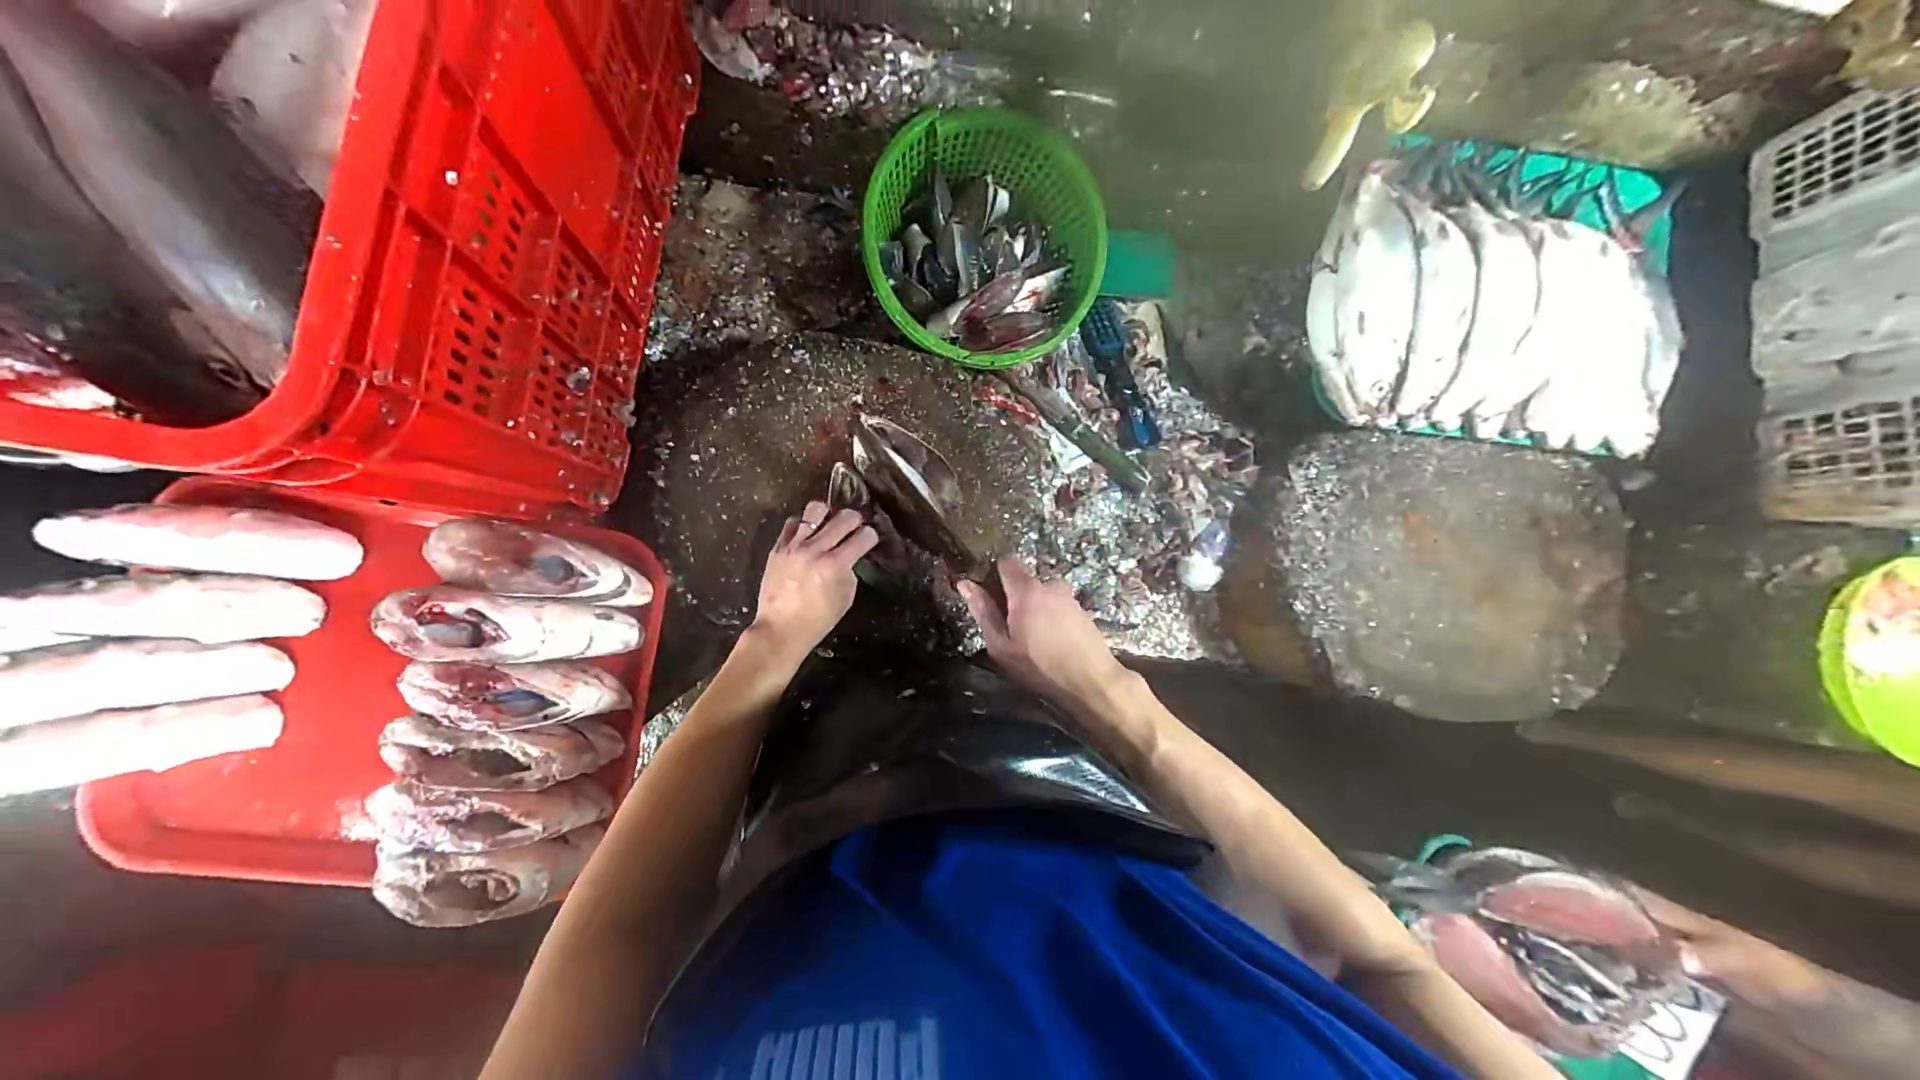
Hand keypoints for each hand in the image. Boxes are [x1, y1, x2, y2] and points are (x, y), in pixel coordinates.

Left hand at [751, 501, 877, 660]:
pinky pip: (793, 522)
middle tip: (855, 526)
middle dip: (856, 520)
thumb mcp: (845, 597)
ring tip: (829, 523)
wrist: (780, 628)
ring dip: (829, 515)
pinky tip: (808, 533)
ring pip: (816, 510)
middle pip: (844, 517)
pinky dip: (805, 525)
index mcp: (835, 565)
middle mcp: (815, 550)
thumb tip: (849, 555)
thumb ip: (849, 570)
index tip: (869, 539)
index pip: (863, 537)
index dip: (870, 536)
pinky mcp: (778, 547)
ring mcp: (794, 546)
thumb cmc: (818, 619)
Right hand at [958, 558, 1130, 711]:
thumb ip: (983, 612)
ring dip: (1033, 607)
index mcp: (1026, 590)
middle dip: (1013, 596)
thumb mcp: (1002, 646)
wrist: (1092, 681)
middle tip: (1010, 627)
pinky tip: (1051, 640)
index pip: (1005, 563)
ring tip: (1033, 638)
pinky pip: (1056, 604)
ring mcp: (1068, 595)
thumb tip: (965, 584)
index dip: (992, 575)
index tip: (987, 596)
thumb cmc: (1040, 667)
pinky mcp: (1081, 608)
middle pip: (1023, 580)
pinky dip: (1049, 615)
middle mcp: (1049, 584)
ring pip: (1041, 593)